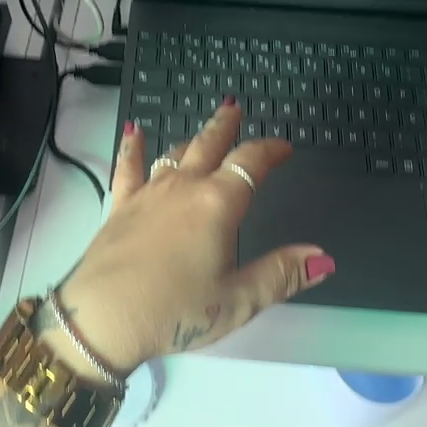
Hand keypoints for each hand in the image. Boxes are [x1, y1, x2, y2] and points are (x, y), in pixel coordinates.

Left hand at [46, 101, 332, 379]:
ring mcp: (148, 192)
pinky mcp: (120, 205)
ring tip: (202, 128)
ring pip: (175, 152)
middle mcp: (183, 187)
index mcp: (218, 204)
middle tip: (235, 108)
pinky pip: (129, 166)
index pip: (250, 163)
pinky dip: (133, 146)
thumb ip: (282, 275)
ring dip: (192, 136)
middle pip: (209, 144)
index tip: (283, 147)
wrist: (102, 318)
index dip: (270, 150)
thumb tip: (323, 258)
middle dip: (226, 125)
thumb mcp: (238, 301)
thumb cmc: (174, 311)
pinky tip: (134, 131)